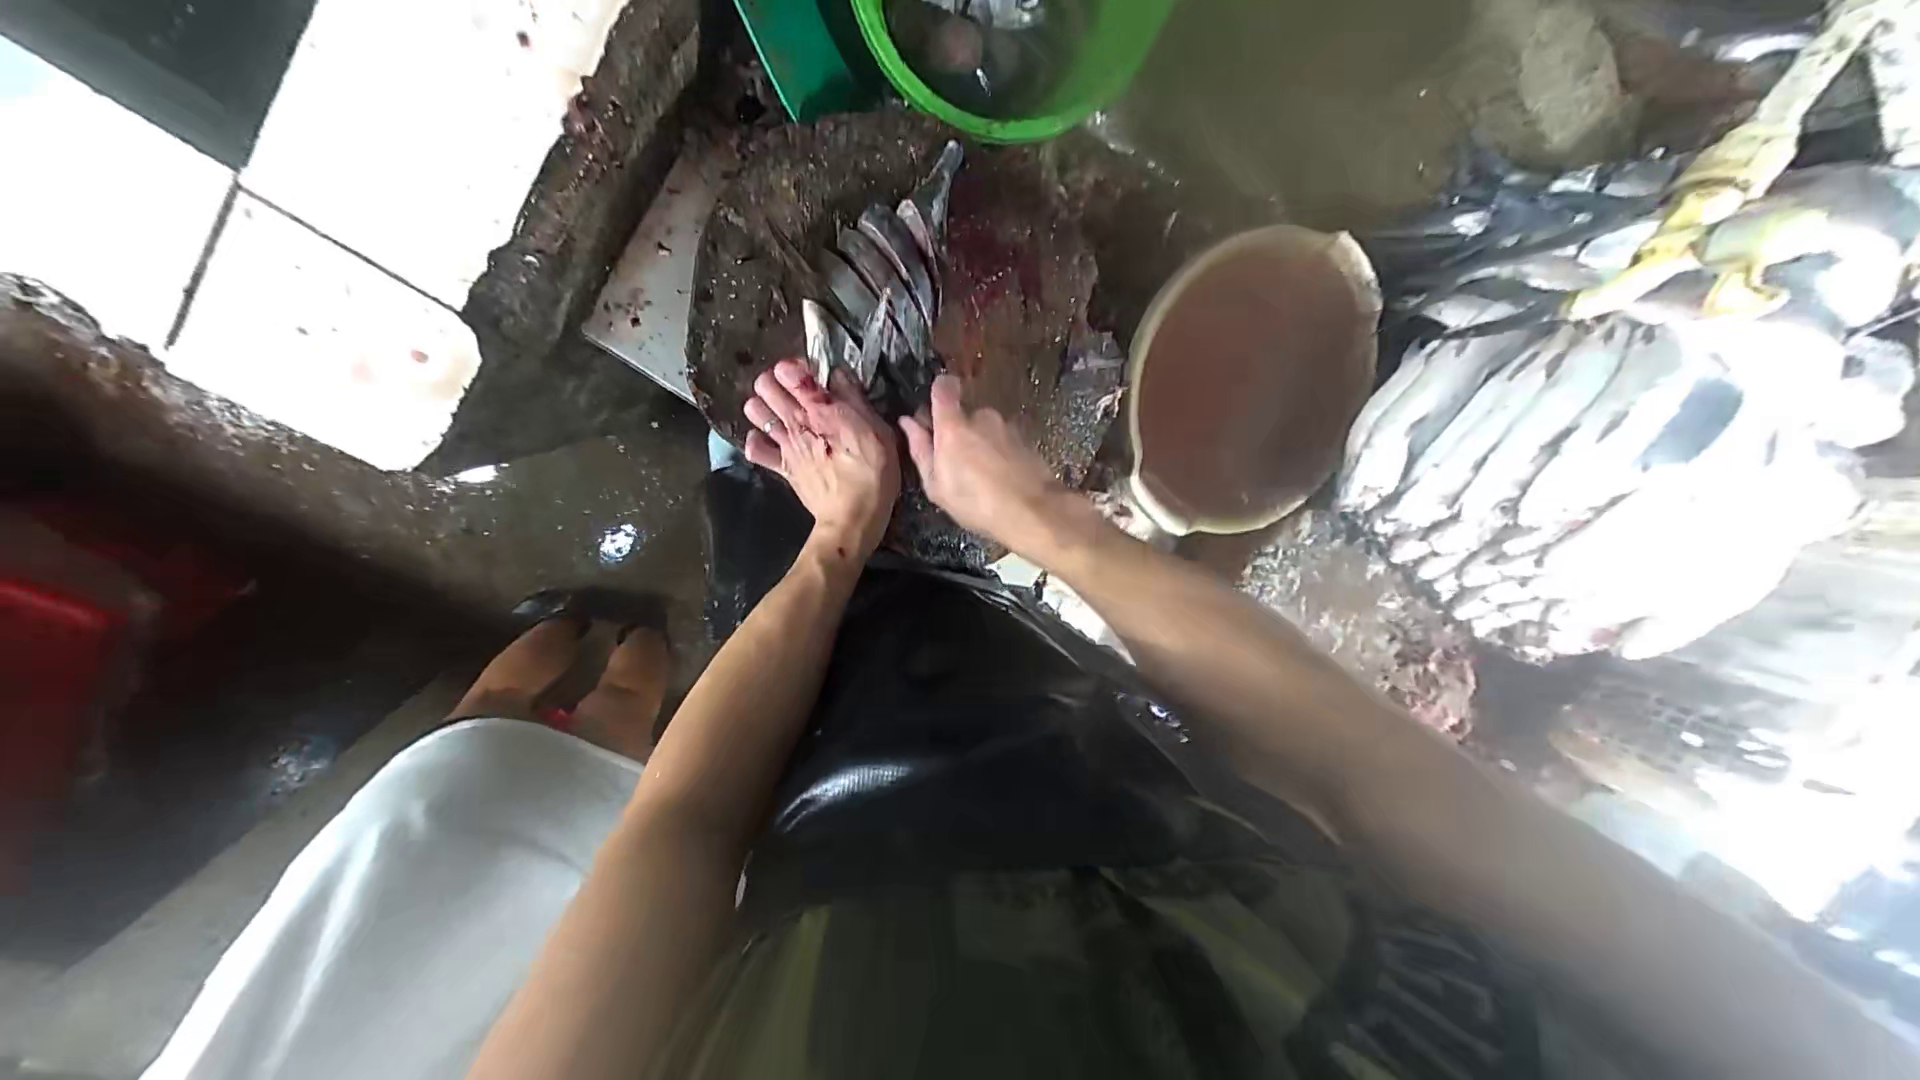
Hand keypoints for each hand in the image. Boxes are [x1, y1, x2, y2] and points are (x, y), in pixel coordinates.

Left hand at [745, 359, 900, 558]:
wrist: (851, 518)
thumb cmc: (873, 474)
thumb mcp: (879, 431)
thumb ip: (857, 400)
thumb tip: (840, 375)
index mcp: (821, 408)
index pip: (789, 369)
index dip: (798, 366)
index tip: (813, 374)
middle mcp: (796, 421)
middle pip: (765, 384)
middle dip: (776, 381)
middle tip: (795, 391)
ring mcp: (785, 444)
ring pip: (754, 410)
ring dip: (764, 406)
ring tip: (780, 411)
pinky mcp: (781, 467)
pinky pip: (754, 448)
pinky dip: (757, 441)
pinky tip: (770, 440)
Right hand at [899, 374, 1095, 557]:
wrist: (1032, 511)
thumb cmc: (976, 503)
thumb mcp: (937, 486)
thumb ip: (921, 450)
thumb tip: (908, 423)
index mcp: (953, 426)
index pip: (943, 387)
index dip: (938, 392)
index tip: (934, 412)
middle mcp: (981, 417)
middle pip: (964, 414)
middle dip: (959, 432)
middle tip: (957, 464)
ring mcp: (1007, 425)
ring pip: (986, 428)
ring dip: (981, 444)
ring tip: (982, 476)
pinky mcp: (1026, 437)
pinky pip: (1004, 439)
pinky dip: (1000, 452)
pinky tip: (1001, 477)